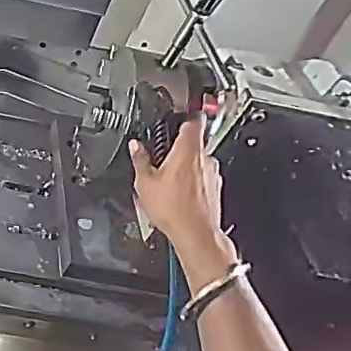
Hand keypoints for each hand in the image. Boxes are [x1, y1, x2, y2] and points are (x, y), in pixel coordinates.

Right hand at [129, 114, 238, 282]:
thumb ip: (140, 159)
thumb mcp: (144, 182)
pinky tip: (178, 197)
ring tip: (168, 183)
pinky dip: (192, 183)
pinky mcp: (215, 190)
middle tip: (161, 160)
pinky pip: (203, 179)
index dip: (183, 117)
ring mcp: (213, 174)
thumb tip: (136, 147)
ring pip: (198, 162)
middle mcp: (206, 158)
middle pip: (193, 143)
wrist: (195, 233)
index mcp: (189, 149)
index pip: (193, 120)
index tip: (175, 120)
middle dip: (178, 149)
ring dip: (185, 168)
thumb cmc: (174, 209)